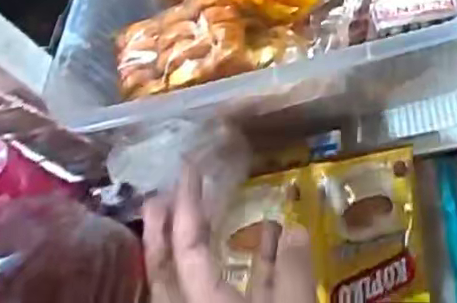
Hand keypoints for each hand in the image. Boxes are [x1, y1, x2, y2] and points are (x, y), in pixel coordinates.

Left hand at [143, 173, 314, 302]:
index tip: (187, 166)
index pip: (186, 249)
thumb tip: (295, 228)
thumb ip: (292, 270)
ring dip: (203, 244)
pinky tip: (272, 237)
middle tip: (161, 192)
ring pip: (199, 280)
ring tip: (214, 206)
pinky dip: (249, 264)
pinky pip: (236, 292)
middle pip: (170, 271)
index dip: (185, 206)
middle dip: (163, 231)